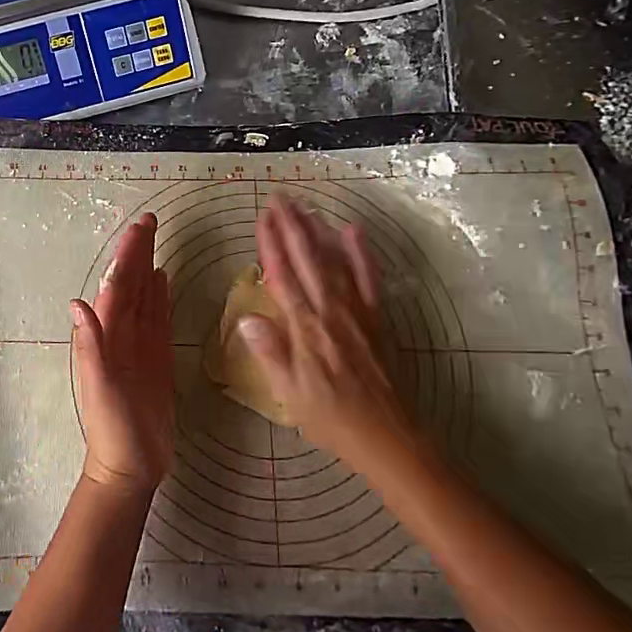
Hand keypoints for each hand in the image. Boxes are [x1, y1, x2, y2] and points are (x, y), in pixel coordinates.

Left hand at [71, 213, 172, 495]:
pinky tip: (163, 280)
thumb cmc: (112, 431)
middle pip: (130, 285)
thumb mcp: (99, 390)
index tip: (139, 228)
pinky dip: (160, 297)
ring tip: (155, 241)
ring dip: (147, 267)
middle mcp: (121, 336)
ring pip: (144, 297)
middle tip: (150, 221)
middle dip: (138, 252)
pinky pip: (158, 320)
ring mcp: (139, 346)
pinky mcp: (156, 359)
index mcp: (106, 338)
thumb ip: (90, 348)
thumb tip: (77, 303)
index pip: (117, 287)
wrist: (129, 467)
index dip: (127, 256)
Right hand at [239, 195, 417, 467]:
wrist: (385, 433)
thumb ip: (270, 352)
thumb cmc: (331, 418)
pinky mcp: (376, 317)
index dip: (271, 244)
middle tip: (280, 198)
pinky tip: (353, 231)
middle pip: (308, 259)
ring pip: (334, 260)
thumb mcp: (289, 394)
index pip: (282, 275)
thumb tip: (246, 317)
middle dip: (292, 225)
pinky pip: (368, 278)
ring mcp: (356, 310)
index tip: (261, 217)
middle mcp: (330, 310)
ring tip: (305, 206)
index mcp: (305, 328)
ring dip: (318, 231)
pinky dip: (361, 253)